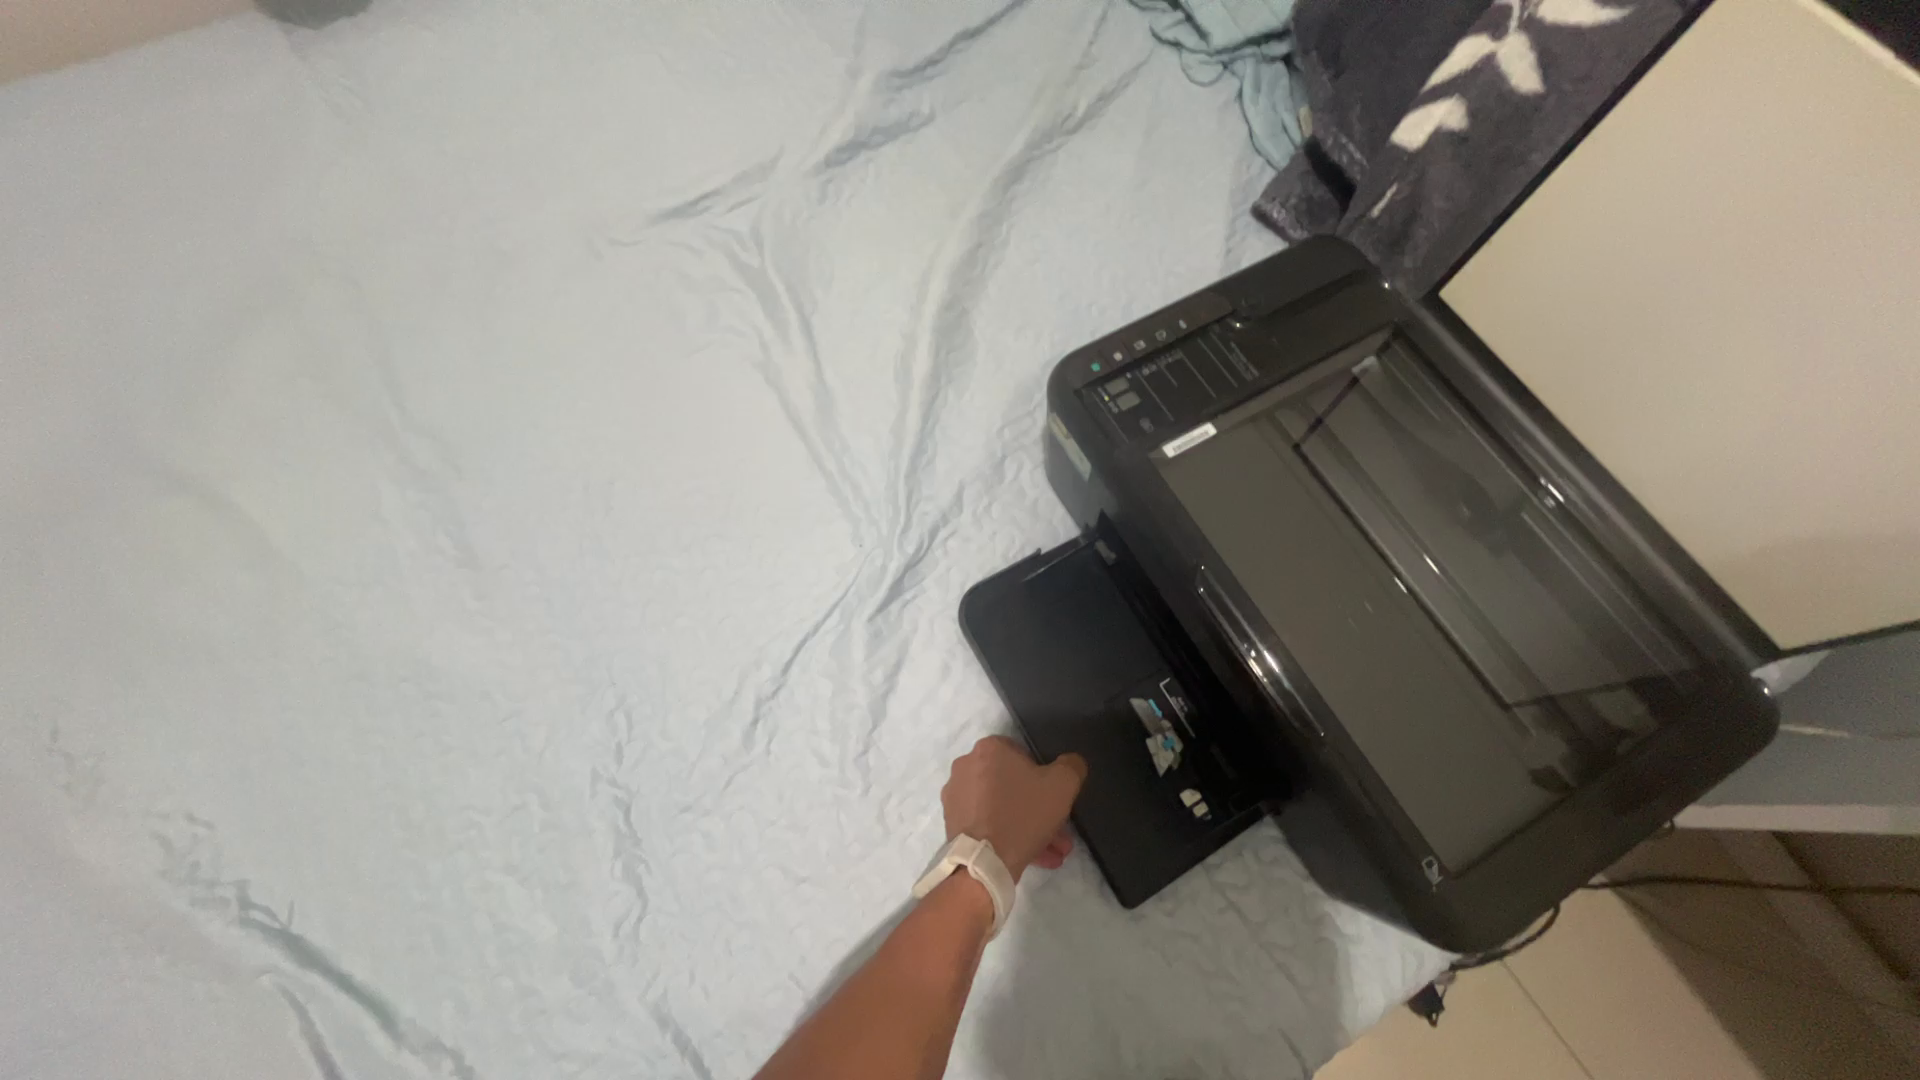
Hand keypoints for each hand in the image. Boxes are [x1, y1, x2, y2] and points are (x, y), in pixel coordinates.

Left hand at [942, 736, 1087, 881]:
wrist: (984, 862)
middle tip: (1058, 832)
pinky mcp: (951, 821)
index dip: (1042, 775)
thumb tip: (1071, 762)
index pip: (1022, 753)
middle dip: (1038, 809)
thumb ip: (1071, 766)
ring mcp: (955, 795)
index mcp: (988, 748)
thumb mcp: (1062, 785)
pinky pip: (986, 823)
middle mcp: (966, 765)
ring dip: (1028, 827)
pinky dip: (1007, 836)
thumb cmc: (1023, 814)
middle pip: (1011, 784)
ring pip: (1000, 807)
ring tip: (1052, 853)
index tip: (1054, 798)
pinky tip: (1032, 858)